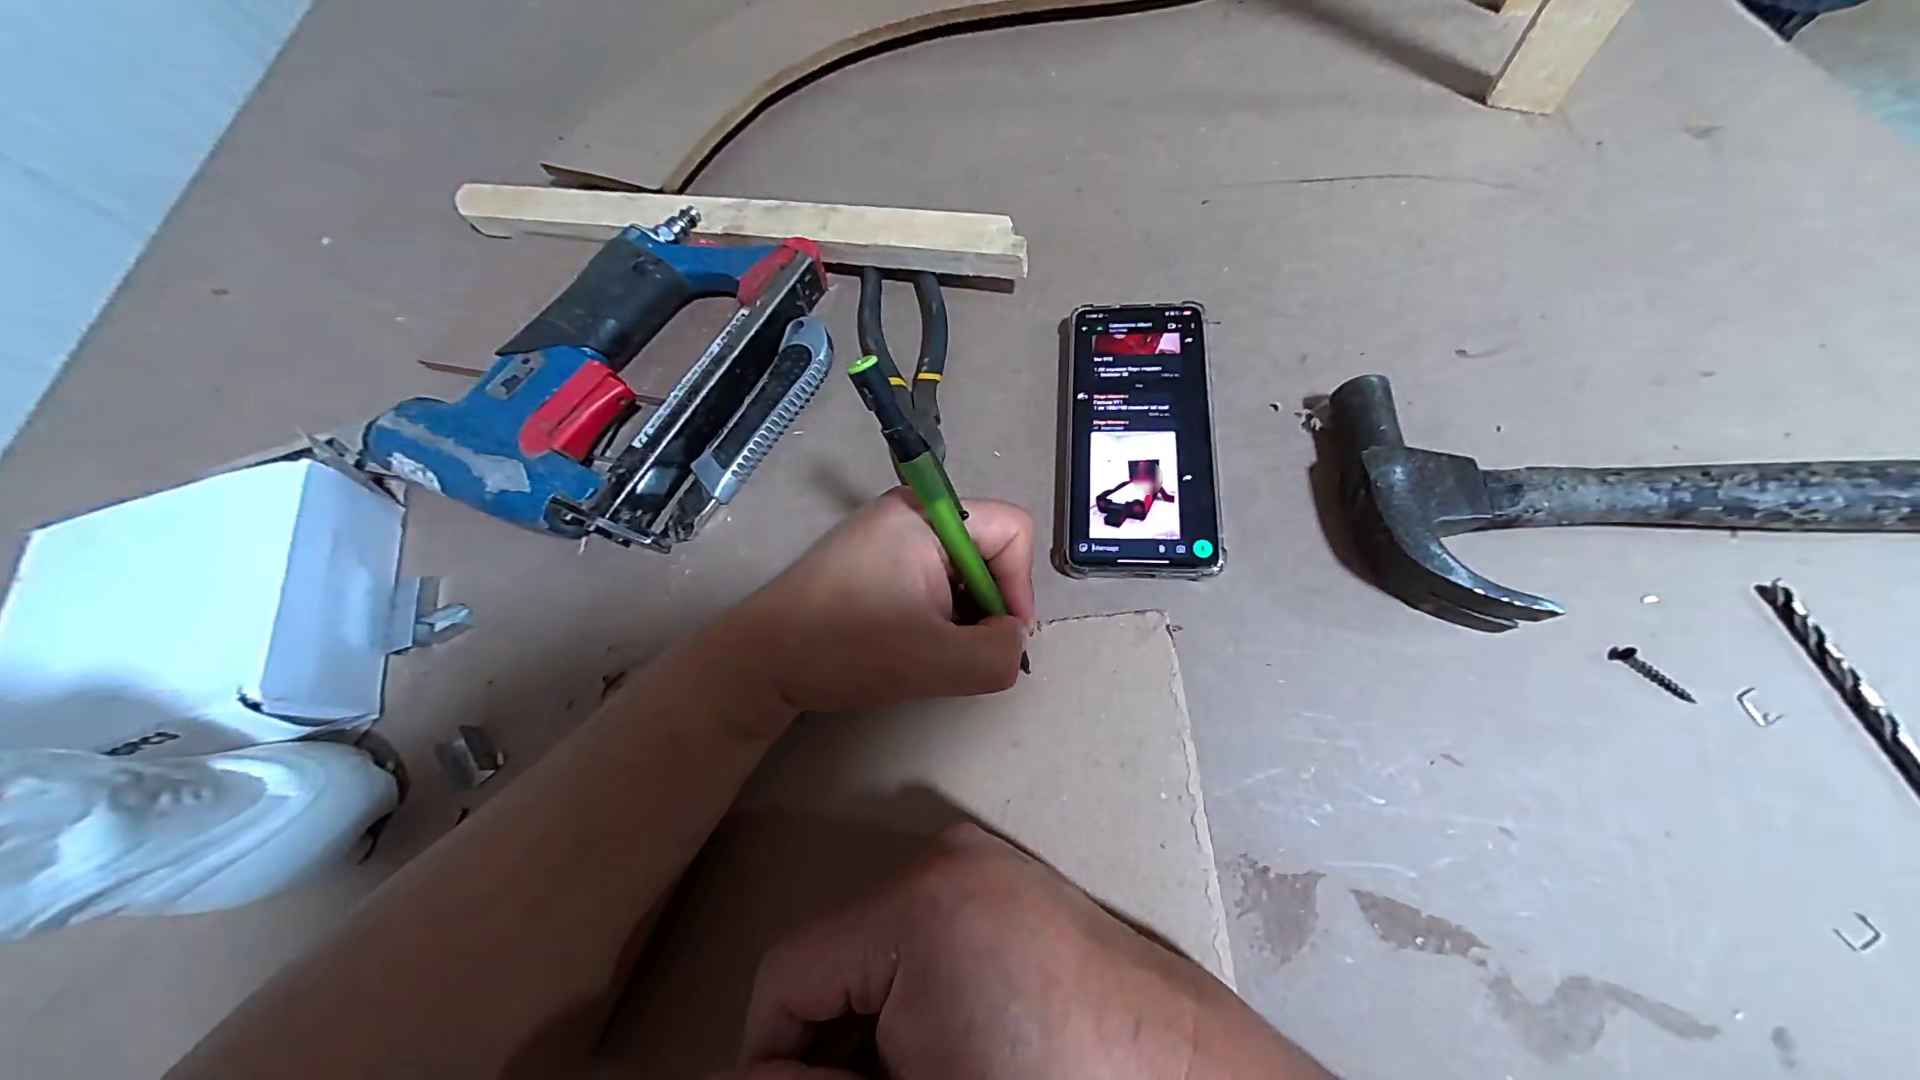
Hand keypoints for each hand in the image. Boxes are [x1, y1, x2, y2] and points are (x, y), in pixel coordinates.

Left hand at [711, 488, 1035, 715]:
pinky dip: (937, 612)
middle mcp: (907, 513)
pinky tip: (912, 642)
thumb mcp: (935, 661)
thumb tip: (1012, 638)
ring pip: (959, 568)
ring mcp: (885, 535)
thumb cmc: (843, 649)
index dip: (1019, 584)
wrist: (758, 662)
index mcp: (924, 516)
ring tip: (934, 651)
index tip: (1002, 634)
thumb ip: (998, 653)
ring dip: (962, 613)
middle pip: (986, 548)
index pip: (1011, 528)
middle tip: (965, 649)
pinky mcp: (871, 560)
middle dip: (988, 603)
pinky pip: (931, 577)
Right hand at [722, 824, 1333, 1079]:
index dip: (775, 1059)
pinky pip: (935, 939)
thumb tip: (749, 1078)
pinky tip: (962, 1046)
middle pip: (837, 956)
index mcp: (920, 901)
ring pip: (883, 949)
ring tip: (931, 1072)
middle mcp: (953, 860)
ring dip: (879, 1022)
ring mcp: (990, 867)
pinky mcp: (1017, 887)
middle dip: (837, 1040)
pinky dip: (925, 996)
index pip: (786, 973)